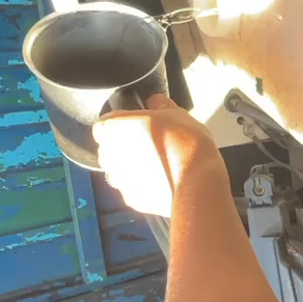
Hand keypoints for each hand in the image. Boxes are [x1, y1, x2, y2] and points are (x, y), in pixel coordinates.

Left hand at [93, 95, 222, 215]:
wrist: (198, 179)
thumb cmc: (185, 144)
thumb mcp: (177, 112)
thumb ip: (159, 105)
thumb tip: (155, 102)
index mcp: (113, 127)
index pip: (105, 124)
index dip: (122, 124)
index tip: (137, 126)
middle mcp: (109, 154)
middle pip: (111, 148)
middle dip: (128, 147)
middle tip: (154, 145)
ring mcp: (119, 179)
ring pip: (122, 171)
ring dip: (136, 168)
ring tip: (162, 165)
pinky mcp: (132, 199)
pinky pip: (134, 190)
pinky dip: (145, 186)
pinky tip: (165, 180)